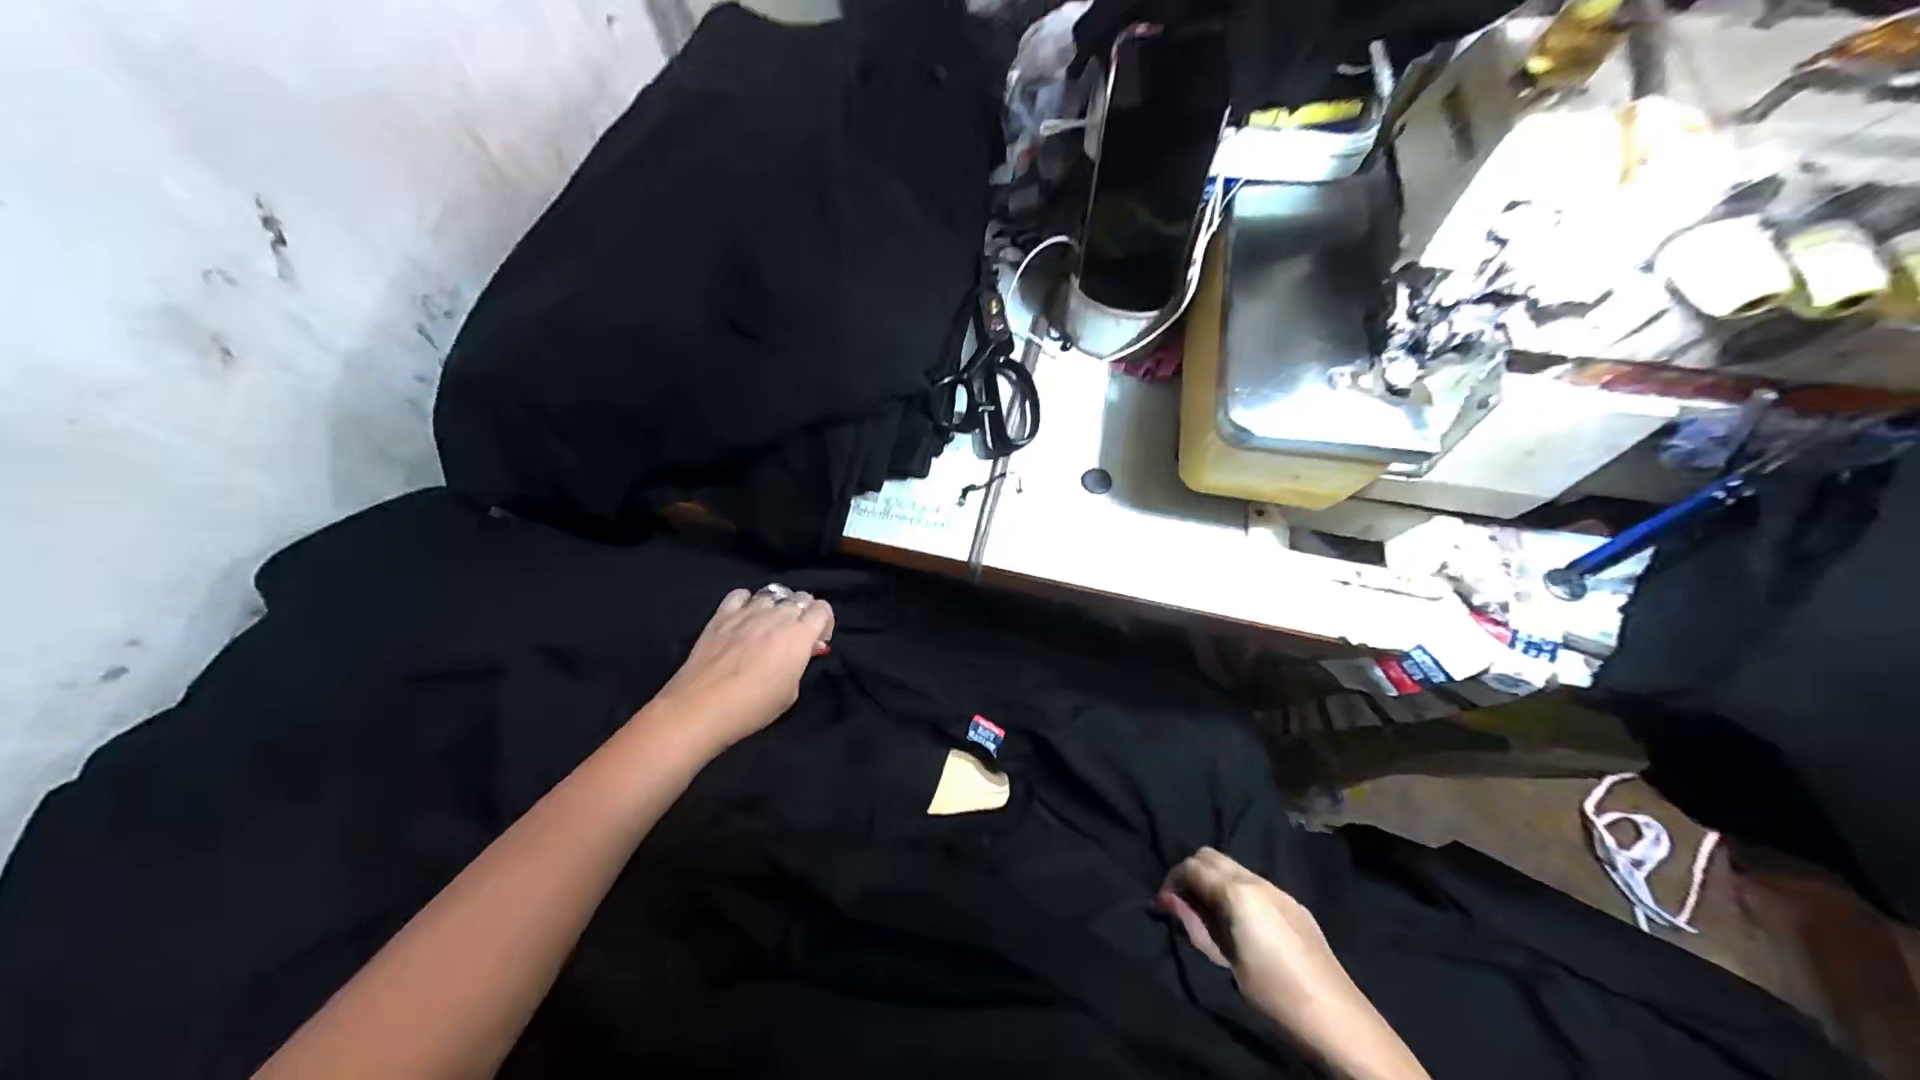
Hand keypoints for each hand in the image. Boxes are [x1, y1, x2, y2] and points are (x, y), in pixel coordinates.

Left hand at [641, 587, 834, 754]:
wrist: (702, 708)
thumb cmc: (753, 707)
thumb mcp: (790, 693)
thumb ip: (800, 664)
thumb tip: (803, 650)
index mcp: (799, 635)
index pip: (822, 609)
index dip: (824, 623)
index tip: (816, 643)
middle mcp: (776, 616)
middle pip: (800, 597)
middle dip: (804, 613)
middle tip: (795, 637)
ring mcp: (747, 613)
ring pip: (772, 593)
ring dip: (778, 606)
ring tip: (770, 626)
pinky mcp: (721, 616)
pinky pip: (740, 595)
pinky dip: (748, 602)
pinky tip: (745, 618)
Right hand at [1156, 847, 1342, 1007]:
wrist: (1340, 1024)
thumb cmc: (1274, 996)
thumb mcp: (1225, 963)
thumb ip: (1196, 925)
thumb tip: (1168, 900)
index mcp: (1238, 892)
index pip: (1192, 866)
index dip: (1172, 880)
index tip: (1164, 905)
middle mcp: (1259, 881)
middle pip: (1211, 856)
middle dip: (1191, 873)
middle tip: (1183, 906)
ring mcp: (1281, 892)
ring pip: (1235, 868)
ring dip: (1215, 881)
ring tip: (1209, 916)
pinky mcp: (1296, 907)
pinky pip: (1255, 884)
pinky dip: (1236, 891)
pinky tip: (1240, 923)